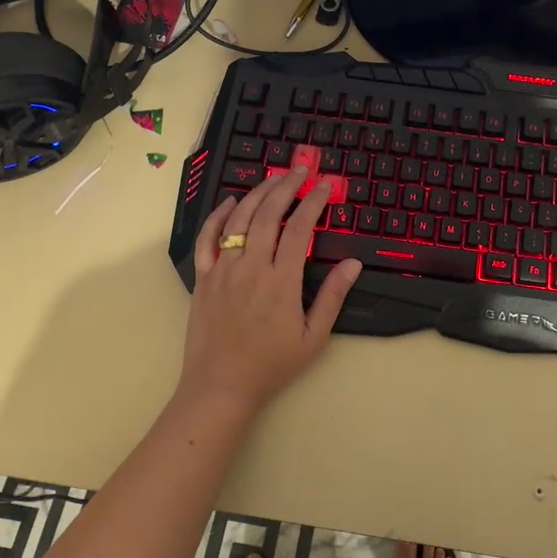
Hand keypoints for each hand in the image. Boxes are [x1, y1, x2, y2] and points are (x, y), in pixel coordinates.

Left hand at [178, 155, 361, 415]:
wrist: (220, 388)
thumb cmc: (271, 365)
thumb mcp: (313, 338)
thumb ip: (332, 297)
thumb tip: (353, 263)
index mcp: (280, 282)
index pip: (299, 229)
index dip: (314, 202)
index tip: (325, 185)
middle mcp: (251, 268)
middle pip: (269, 214)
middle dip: (287, 186)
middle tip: (301, 169)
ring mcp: (223, 271)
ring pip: (239, 220)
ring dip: (258, 193)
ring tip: (275, 177)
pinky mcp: (203, 278)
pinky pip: (207, 239)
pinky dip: (218, 216)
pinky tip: (231, 201)